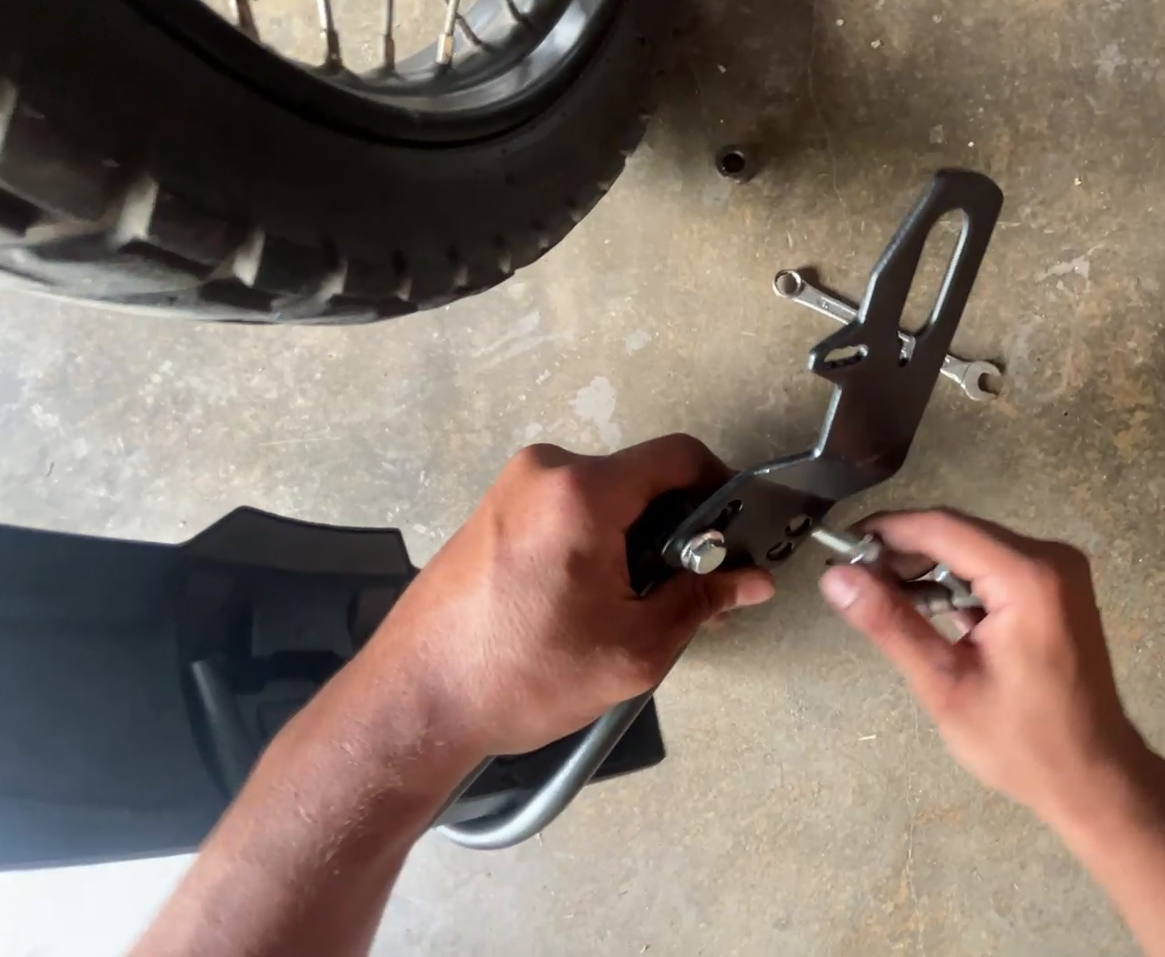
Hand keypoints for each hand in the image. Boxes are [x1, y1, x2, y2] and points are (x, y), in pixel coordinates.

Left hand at [363, 435, 773, 757]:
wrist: (407, 709)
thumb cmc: (526, 675)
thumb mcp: (635, 647)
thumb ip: (703, 601)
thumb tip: (757, 582)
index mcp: (583, 491)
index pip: (680, 455)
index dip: (721, 486)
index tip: (733, 532)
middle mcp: (546, 470)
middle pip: (643, 478)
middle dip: (678, 525)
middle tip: (688, 584)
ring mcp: (512, 487)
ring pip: (608, 495)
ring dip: (638, 536)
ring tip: (639, 599)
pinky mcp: (493, 510)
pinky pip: (571, 507)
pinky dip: (600, 538)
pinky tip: (593, 595)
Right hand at [819, 510, 1149, 822]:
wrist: (1096, 777)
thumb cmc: (1022, 743)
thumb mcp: (946, 685)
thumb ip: (891, 623)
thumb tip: (835, 578)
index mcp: (1027, 576)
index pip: (943, 528)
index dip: (887, 530)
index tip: (841, 545)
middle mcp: (1050, 557)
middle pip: (960, 532)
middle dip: (905, 549)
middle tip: (856, 577)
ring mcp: (1060, 568)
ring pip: (976, 546)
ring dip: (930, 565)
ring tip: (885, 595)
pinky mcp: (1059, 584)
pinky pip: (997, 564)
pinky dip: (960, 580)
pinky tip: (931, 608)